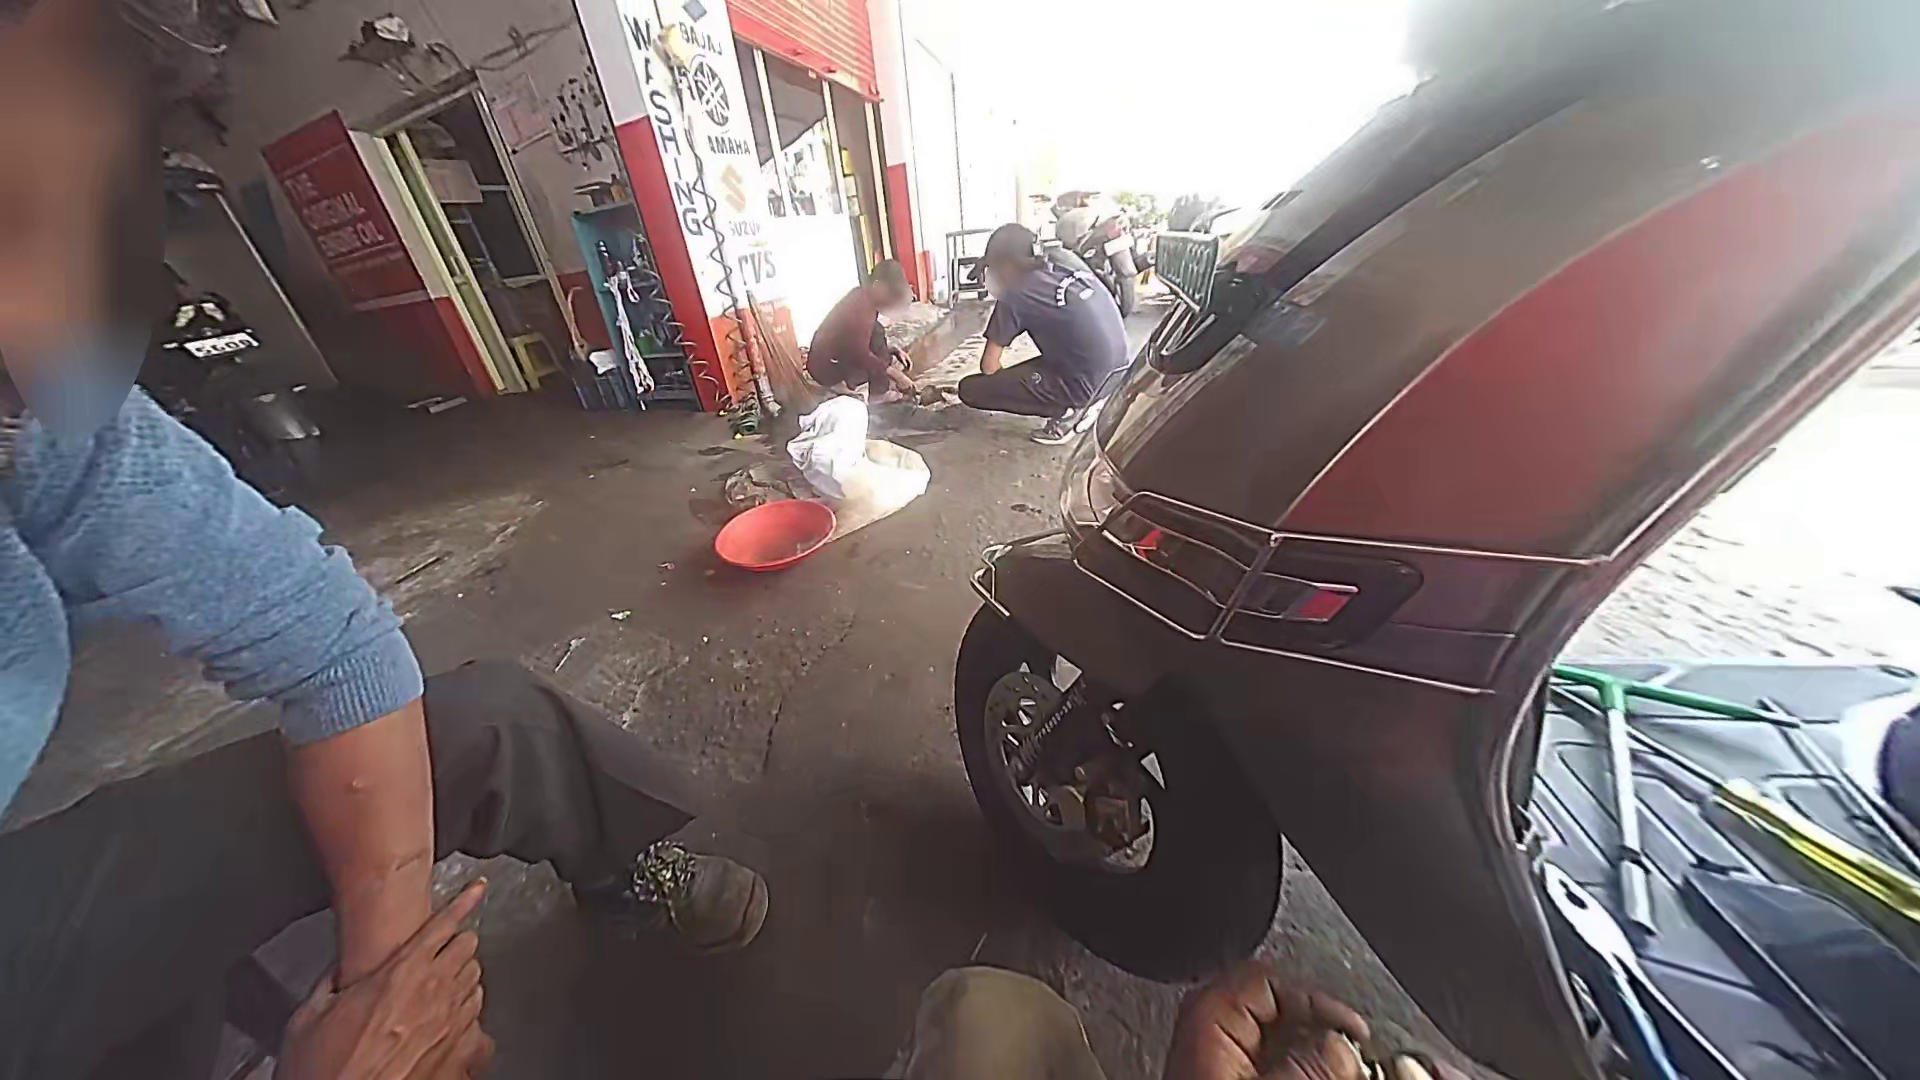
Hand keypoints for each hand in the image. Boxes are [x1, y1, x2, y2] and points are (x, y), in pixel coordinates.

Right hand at [280, 880, 491, 1079]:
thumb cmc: (323, 1072)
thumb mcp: (308, 1022)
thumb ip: (330, 983)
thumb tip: (340, 967)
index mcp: (402, 972)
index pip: (444, 922)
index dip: (464, 900)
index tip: (478, 887)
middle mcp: (436, 985)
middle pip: (468, 943)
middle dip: (454, 948)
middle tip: (433, 964)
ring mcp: (454, 1012)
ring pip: (475, 976)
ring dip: (458, 981)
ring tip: (430, 1002)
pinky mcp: (464, 1043)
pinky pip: (478, 1014)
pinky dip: (465, 1017)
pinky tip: (444, 1028)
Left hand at [1164, 963, 1369, 1079]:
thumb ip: (1307, 1070)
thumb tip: (1339, 1043)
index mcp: (1208, 1016)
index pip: (1265, 981)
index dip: (1315, 1001)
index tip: (1356, 1033)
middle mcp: (1207, 1028)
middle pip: (1271, 1011)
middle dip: (1318, 1033)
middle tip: (1357, 1060)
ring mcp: (1215, 1058)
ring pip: (1273, 1042)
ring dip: (1312, 1060)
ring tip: (1347, 1074)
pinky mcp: (1223, 1077)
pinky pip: (1265, 1064)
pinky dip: (1295, 1072)